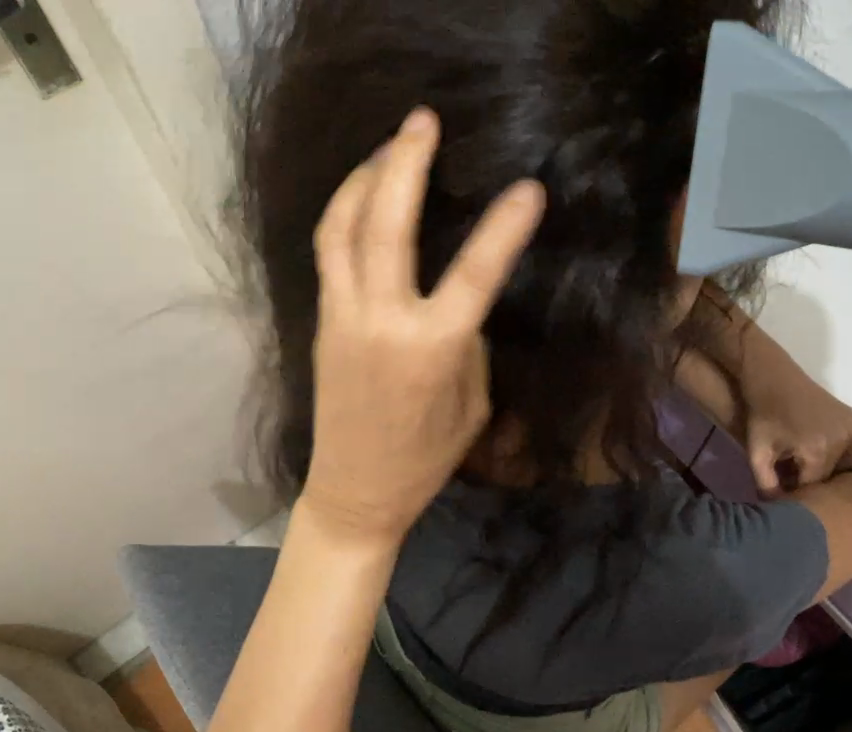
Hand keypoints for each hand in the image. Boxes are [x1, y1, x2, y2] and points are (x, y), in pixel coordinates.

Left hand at [300, 108, 544, 544]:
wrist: (355, 491)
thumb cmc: (425, 460)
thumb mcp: (472, 406)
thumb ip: (466, 345)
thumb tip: (457, 305)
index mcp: (432, 347)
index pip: (477, 271)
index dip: (506, 226)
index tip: (530, 189)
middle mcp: (382, 320)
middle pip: (388, 221)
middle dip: (406, 161)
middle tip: (423, 120)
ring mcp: (344, 316)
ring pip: (343, 226)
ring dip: (364, 177)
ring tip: (388, 147)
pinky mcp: (321, 321)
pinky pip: (329, 251)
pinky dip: (344, 212)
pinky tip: (361, 197)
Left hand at [742, 364, 851, 495]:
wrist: (773, 377)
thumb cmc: (761, 415)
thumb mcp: (757, 453)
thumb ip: (766, 483)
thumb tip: (775, 507)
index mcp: (818, 451)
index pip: (811, 486)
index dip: (794, 490)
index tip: (780, 488)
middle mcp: (841, 440)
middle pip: (825, 474)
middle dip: (805, 477)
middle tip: (785, 474)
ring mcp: (849, 427)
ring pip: (833, 461)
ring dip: (816, 464)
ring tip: (794, 459)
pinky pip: (840, 445)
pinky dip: (826, 449)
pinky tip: (807, 444)